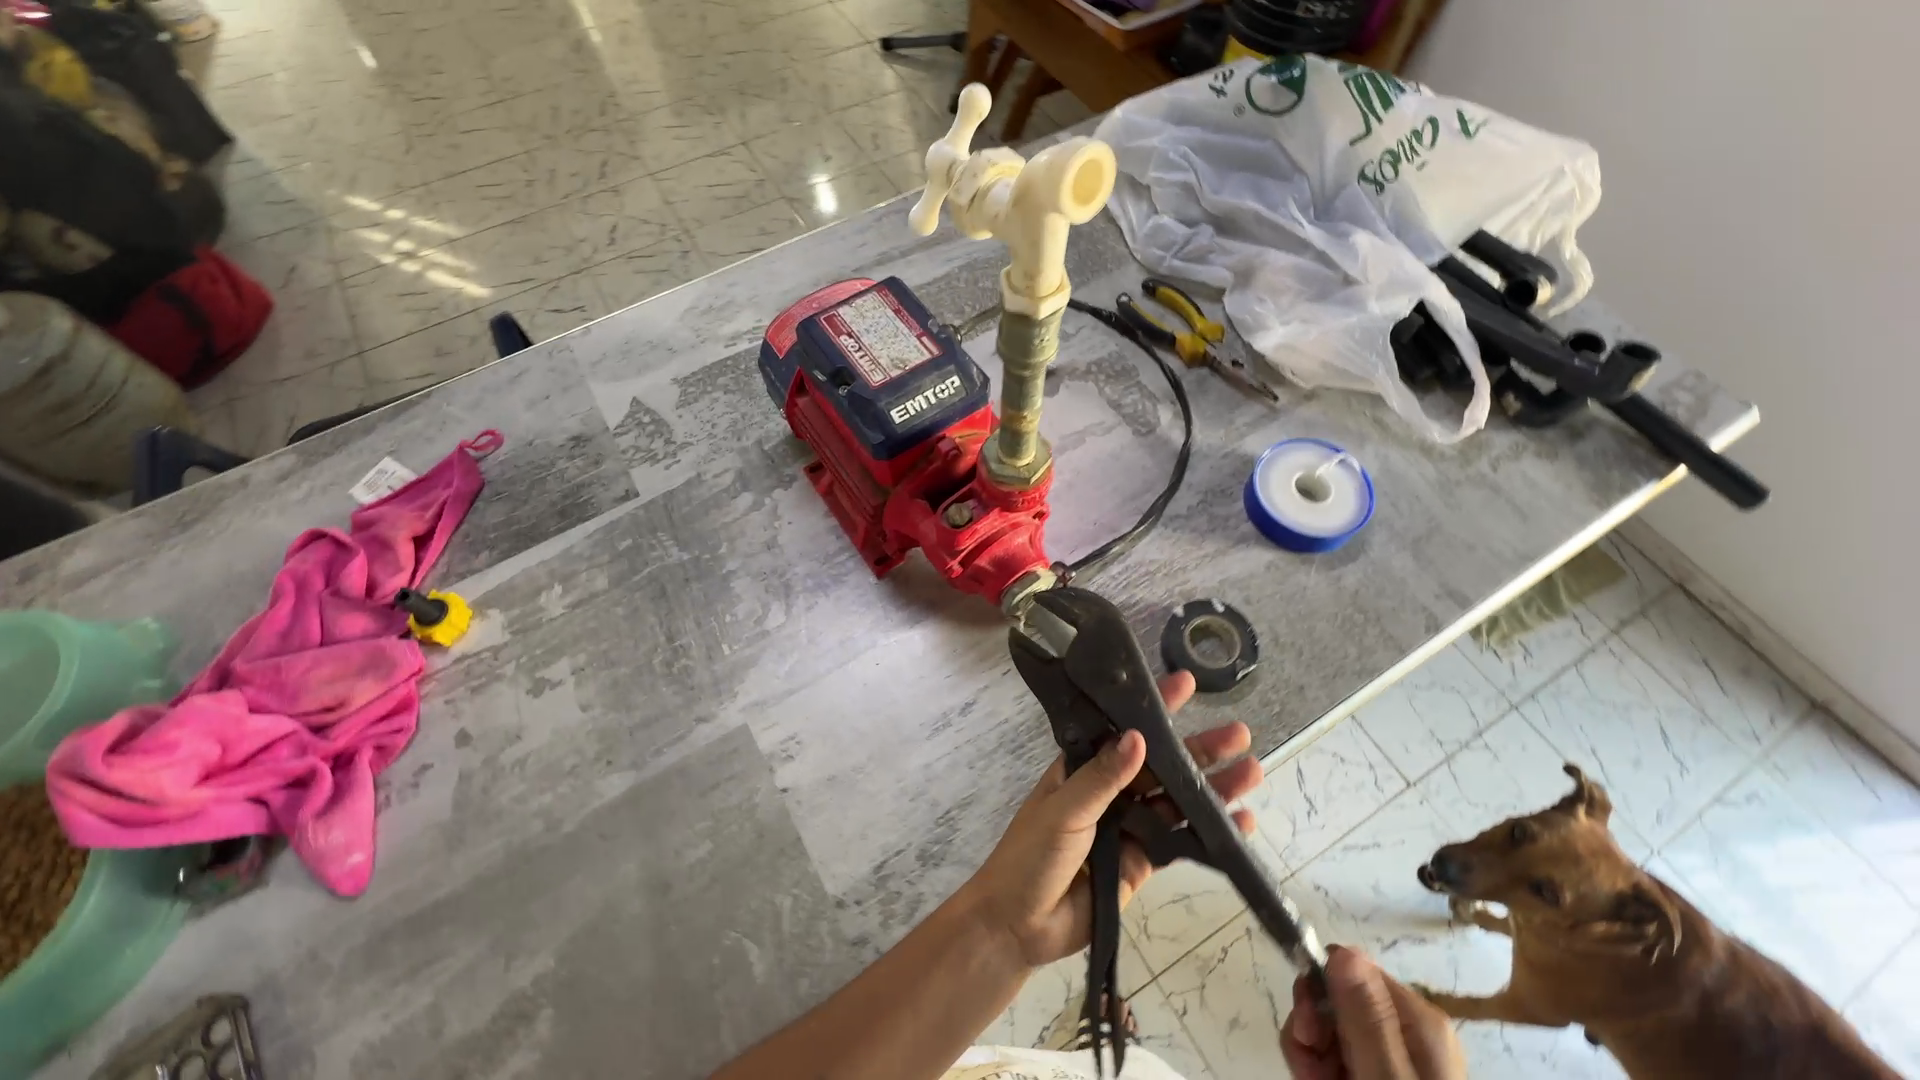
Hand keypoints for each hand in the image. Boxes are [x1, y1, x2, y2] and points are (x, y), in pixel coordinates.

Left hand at [964, 670, 1264, 966]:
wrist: (1019, 923)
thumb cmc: (1031, 855)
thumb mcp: (1064, 810)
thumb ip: (1103, 778)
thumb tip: (1139, 738)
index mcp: (1083, 768)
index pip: (1123, 730)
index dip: (1154, 707)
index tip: (1187, 683)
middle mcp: (1110, 793)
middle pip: (1161, 765)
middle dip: (1198, 750)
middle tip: (1240, 734)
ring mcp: (1128, 828)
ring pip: (1176, 802)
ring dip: (1213, 789)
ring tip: (1251, 773)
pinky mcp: (1142, 863)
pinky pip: (1180, 842)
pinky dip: (1210, 833)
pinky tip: (1241, 823)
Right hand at [1282, 947, 1466, 1079]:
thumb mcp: (1384, 1078)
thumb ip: (1366, 1017)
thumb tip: (1342, 950)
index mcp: (1418, 1020)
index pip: (1350, 969)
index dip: (1317, 993)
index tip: (1307, 1033)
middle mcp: (1410, 1030)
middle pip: (1338, 1000)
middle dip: (1312, 1032)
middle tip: (1310, 1073)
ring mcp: (1399, 1056)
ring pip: (1332, 1030)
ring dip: (1312, 1058)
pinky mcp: (1386, 1075)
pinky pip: (1340, 1056)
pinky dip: (1322, 1072)